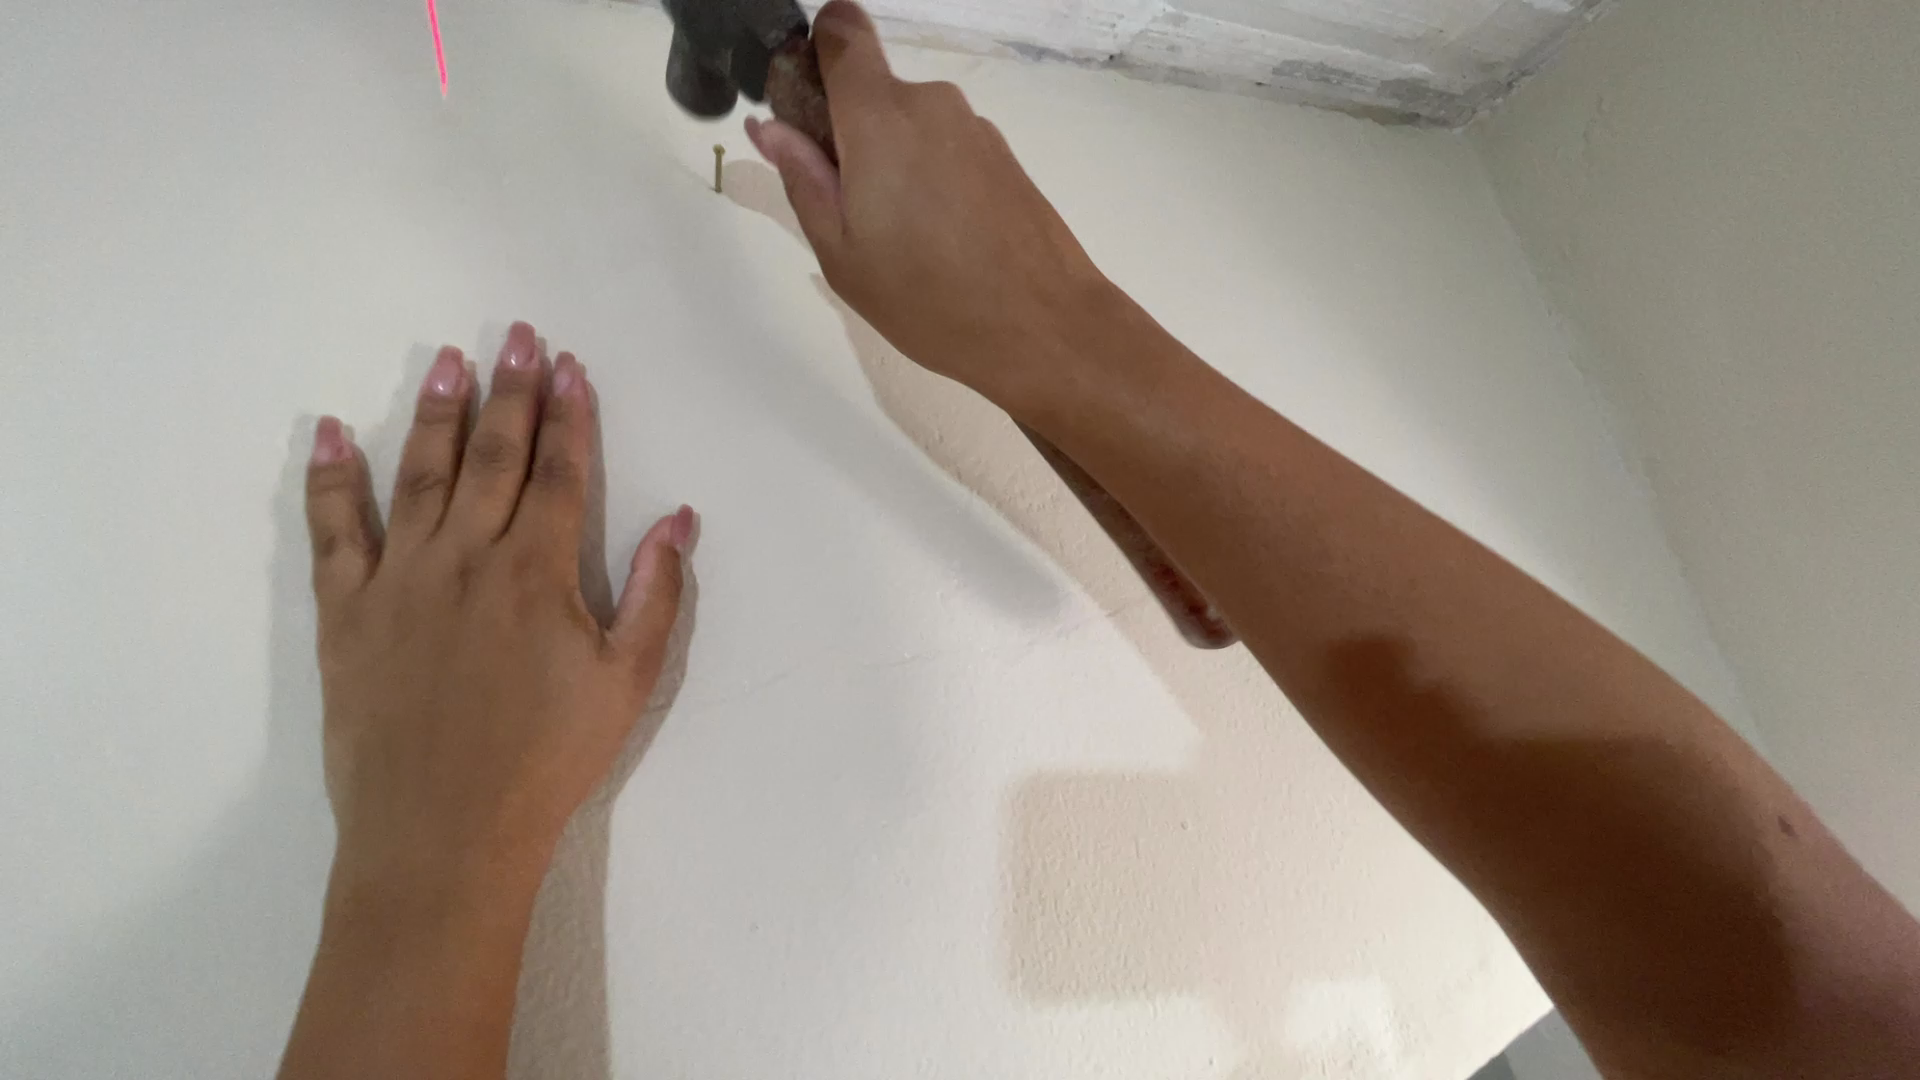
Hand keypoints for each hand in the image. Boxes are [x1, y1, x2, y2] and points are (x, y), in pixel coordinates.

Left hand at [303, 322, 692, 889]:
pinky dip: (331, 478)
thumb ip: (657, 592)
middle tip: (518, 335)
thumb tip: (679, 518)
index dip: (569, 416)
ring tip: (449, 358)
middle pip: (491, 457)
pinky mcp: (346, 613)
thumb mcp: (631, 679)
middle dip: (510, 392)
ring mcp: (398, 581)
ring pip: (419, 476)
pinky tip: (330, 432)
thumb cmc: (554, 754)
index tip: (570, 366)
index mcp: (538, 573)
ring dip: (436, 413)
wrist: (446, 834)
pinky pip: (334, 531)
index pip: (558, 474)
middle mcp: (466, 559)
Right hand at [746, 0, 1121, 410]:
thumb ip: (804, 182)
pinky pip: (954, 157)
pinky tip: (950, 250)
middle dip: (857, 142)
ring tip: (910, 249)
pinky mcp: (1009, 163)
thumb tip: (771, 129)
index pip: (841, 31)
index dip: (817, 56)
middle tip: (861, 222)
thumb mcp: (843, 256)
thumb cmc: (928, 301)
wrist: (1042, 328)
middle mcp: (933, 106)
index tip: (813, 117)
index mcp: (880, 117)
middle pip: (878, 96)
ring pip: (918, 133)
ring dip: (901, 172)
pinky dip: (939, 188)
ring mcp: (979, 133)